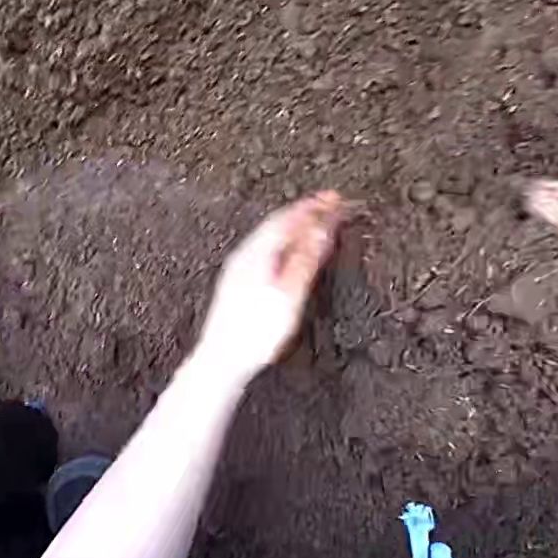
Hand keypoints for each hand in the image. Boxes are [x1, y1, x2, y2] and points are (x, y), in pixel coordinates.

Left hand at [192, 191, 346, 382]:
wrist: (221, 359)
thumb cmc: (254, 333)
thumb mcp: (288, 295)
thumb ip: (306, 260)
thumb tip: (321, 232)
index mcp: (257, 253)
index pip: (289, 218)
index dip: (314, 207)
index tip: (335, 199)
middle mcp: (245, 255)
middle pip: (278, 223)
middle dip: (305, 211)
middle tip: (328, 204)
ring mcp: (239, 268)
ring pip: (270, 235)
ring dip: (294, 225)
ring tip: (312, 221)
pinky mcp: (238, 281)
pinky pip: (264, 248)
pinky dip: (283, 240)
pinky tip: (287, 250)